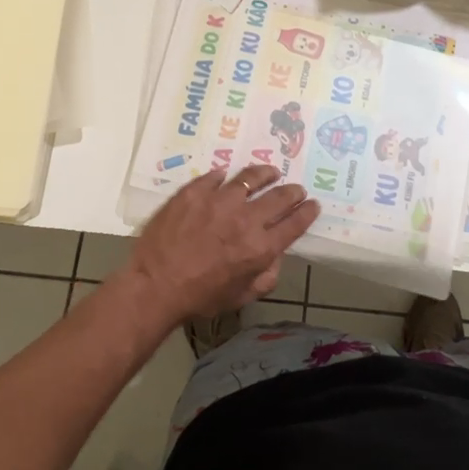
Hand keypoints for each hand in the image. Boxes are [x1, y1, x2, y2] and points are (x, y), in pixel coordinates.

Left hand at [121, 165, 319, 323]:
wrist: (156, 285)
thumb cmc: (200, 297)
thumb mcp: (241, 297)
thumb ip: (266, 277)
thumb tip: (276, 256)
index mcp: (261, 247)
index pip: (294, 223)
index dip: (308, 212)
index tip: (313, 205)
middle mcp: (246, 218)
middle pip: (279, 196)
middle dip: (293, 191)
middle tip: (296, 189)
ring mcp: (220, 200)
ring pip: (251, 177)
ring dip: (265, 173)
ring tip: (270, 172)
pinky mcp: (196, 191)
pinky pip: (216, 176)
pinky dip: (225, 176)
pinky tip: (227, 176)